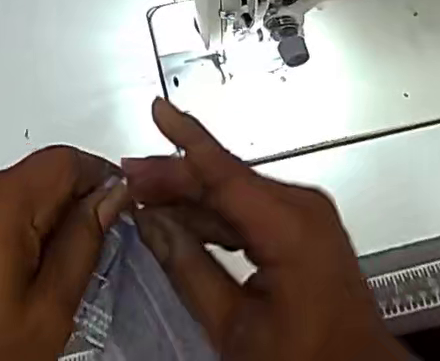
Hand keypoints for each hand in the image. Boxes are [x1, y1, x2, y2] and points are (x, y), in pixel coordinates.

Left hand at [0, 146, 133, 360]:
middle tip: (82, 263)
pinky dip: (9, 230)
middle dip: (68, 207)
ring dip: (39, 222)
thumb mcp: (47, 313)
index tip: (122, 211)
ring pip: (14, 193)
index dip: (99, 177)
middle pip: (37, 176)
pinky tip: (10, 280)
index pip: (65, 159)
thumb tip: (112, 193)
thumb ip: (82, 244)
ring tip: (43, 282)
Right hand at [121, 98, 406, 360]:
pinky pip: (250, 207)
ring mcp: (307, 217)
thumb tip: (153, 224)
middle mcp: (304, 210)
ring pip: (233, 192)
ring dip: (189, 194)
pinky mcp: (305, 228)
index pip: (222, 168)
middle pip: (222, 178)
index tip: (160, 109)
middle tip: (131, 177)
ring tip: (147, 195)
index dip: (185, 135)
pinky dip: (214, 210)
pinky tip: (184, 216)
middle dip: (173, 177)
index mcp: (291, 227)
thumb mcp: (237, 330)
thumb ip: (188, 267)